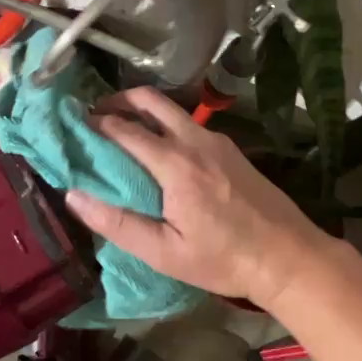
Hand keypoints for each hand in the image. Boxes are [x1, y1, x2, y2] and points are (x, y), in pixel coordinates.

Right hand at [66, 87, 336, 305]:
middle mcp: (196, 141)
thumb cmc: (223, 260)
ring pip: (172, 109)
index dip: (94, 122)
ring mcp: (217, 141)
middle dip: (117, 100)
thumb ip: (116, 224)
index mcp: (176, 165)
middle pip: (150, 100)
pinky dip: (163, 123)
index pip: (125, 128)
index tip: (72, 124)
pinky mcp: (231, 150)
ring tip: (119, 128)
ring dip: (142, 109)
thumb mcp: (164, 253)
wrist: (290, 259)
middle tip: (93, 114)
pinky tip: (156, 148)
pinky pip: (188, 124)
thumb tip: (73, 197)